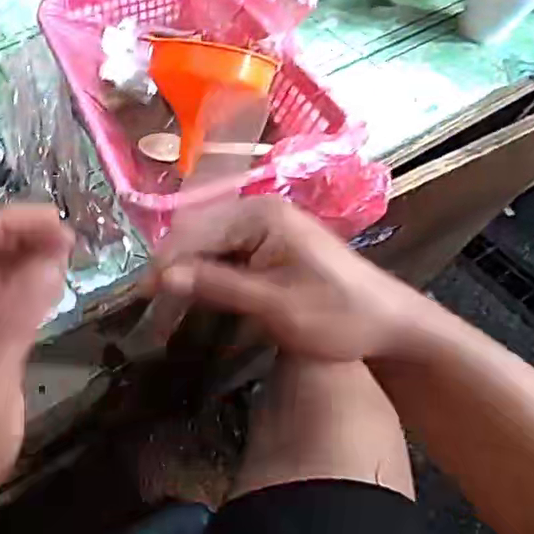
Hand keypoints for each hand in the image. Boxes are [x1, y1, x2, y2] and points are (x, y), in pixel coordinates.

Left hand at [0, 206, 73, 494]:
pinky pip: (5, 288)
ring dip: (28, 251)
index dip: (5, 222)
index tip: (54, 221)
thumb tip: (51, 260)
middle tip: (69, 236)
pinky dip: (30, 277)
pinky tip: (57, 273)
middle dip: (20, 233)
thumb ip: (15, 317)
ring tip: (69, 248)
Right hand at [148, 197, 424, 362]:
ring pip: (207, 245)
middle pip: (196, 234)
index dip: (164, 263)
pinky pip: (224, 253)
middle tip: (152, 309)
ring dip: (186, 274)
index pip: (194, 231)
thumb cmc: (339, 314)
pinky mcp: (268, 243)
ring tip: (166, 308)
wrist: (391, 325)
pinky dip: (206, 275)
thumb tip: (162, 277)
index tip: (143, 298)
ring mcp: (263, 225)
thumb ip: (217, 286)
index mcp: (260, 214)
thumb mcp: (275, 304)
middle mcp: (257, 209)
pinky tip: (195, 297)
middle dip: (172, 269)